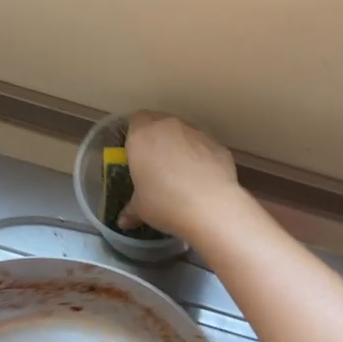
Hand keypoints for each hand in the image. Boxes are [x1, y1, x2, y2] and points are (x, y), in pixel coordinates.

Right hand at [120, 113, 244, 238]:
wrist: (210, 208)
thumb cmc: (164, 203)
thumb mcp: (141, 209)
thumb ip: (131, 209)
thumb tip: (124, 220)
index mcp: (142, 136)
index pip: (135, 121)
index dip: (136, 135)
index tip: (138, 154)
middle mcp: (169, 127)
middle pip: (160, 123)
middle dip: (158, 140)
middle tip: (158, 165)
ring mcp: (196, 133)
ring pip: (184, 133)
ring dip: (181, 147)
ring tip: (183, 174)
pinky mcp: (218, 145)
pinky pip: (204, 147)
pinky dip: (202, 158)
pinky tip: (203, 180)